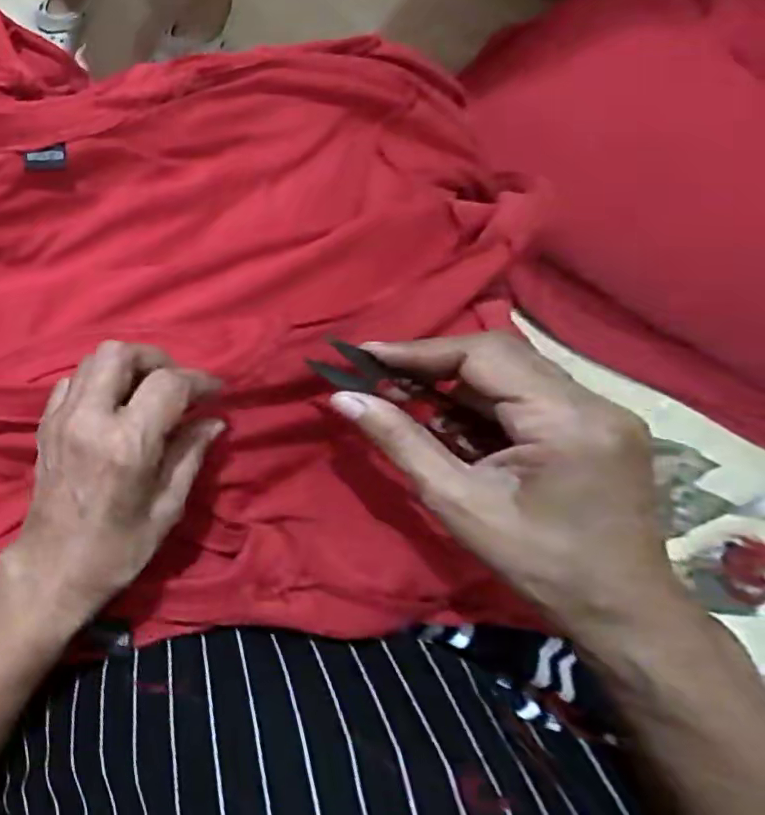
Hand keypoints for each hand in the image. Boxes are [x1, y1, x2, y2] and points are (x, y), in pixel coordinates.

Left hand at [0, 342, 225, 631]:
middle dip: (154, 358)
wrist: (55, 561)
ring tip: (147, 390)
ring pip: (90, 361)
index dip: (199, 381)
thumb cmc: (119, 547)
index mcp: (125, 442)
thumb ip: (189, 455)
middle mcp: (88, 418)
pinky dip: (94, 381)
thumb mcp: (167, 507)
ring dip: (123, 366)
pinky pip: (69, 382)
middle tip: (176, 383)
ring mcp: (60, 416)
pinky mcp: (43, 422)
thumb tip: (213, 420)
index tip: (216, 392)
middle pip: (117, 352)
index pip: (167, 383)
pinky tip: (111, 405)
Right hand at [330, 332, 680, 631]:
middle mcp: (593, 407)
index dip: (416, 351)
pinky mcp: (591, 431)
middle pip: (497, 355)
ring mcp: (598, 418)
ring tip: (396, 395)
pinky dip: (472, 400)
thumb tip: (342, 397)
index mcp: (568, 420)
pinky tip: (439, 419)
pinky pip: (521, 395)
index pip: (483, 355)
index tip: (361, 358)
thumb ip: (399, 439)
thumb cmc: (536, 558)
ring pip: (507, 372)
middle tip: (374, 374)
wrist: (621, 611)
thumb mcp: (454, 498)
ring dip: (447, 380)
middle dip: (428, 362)